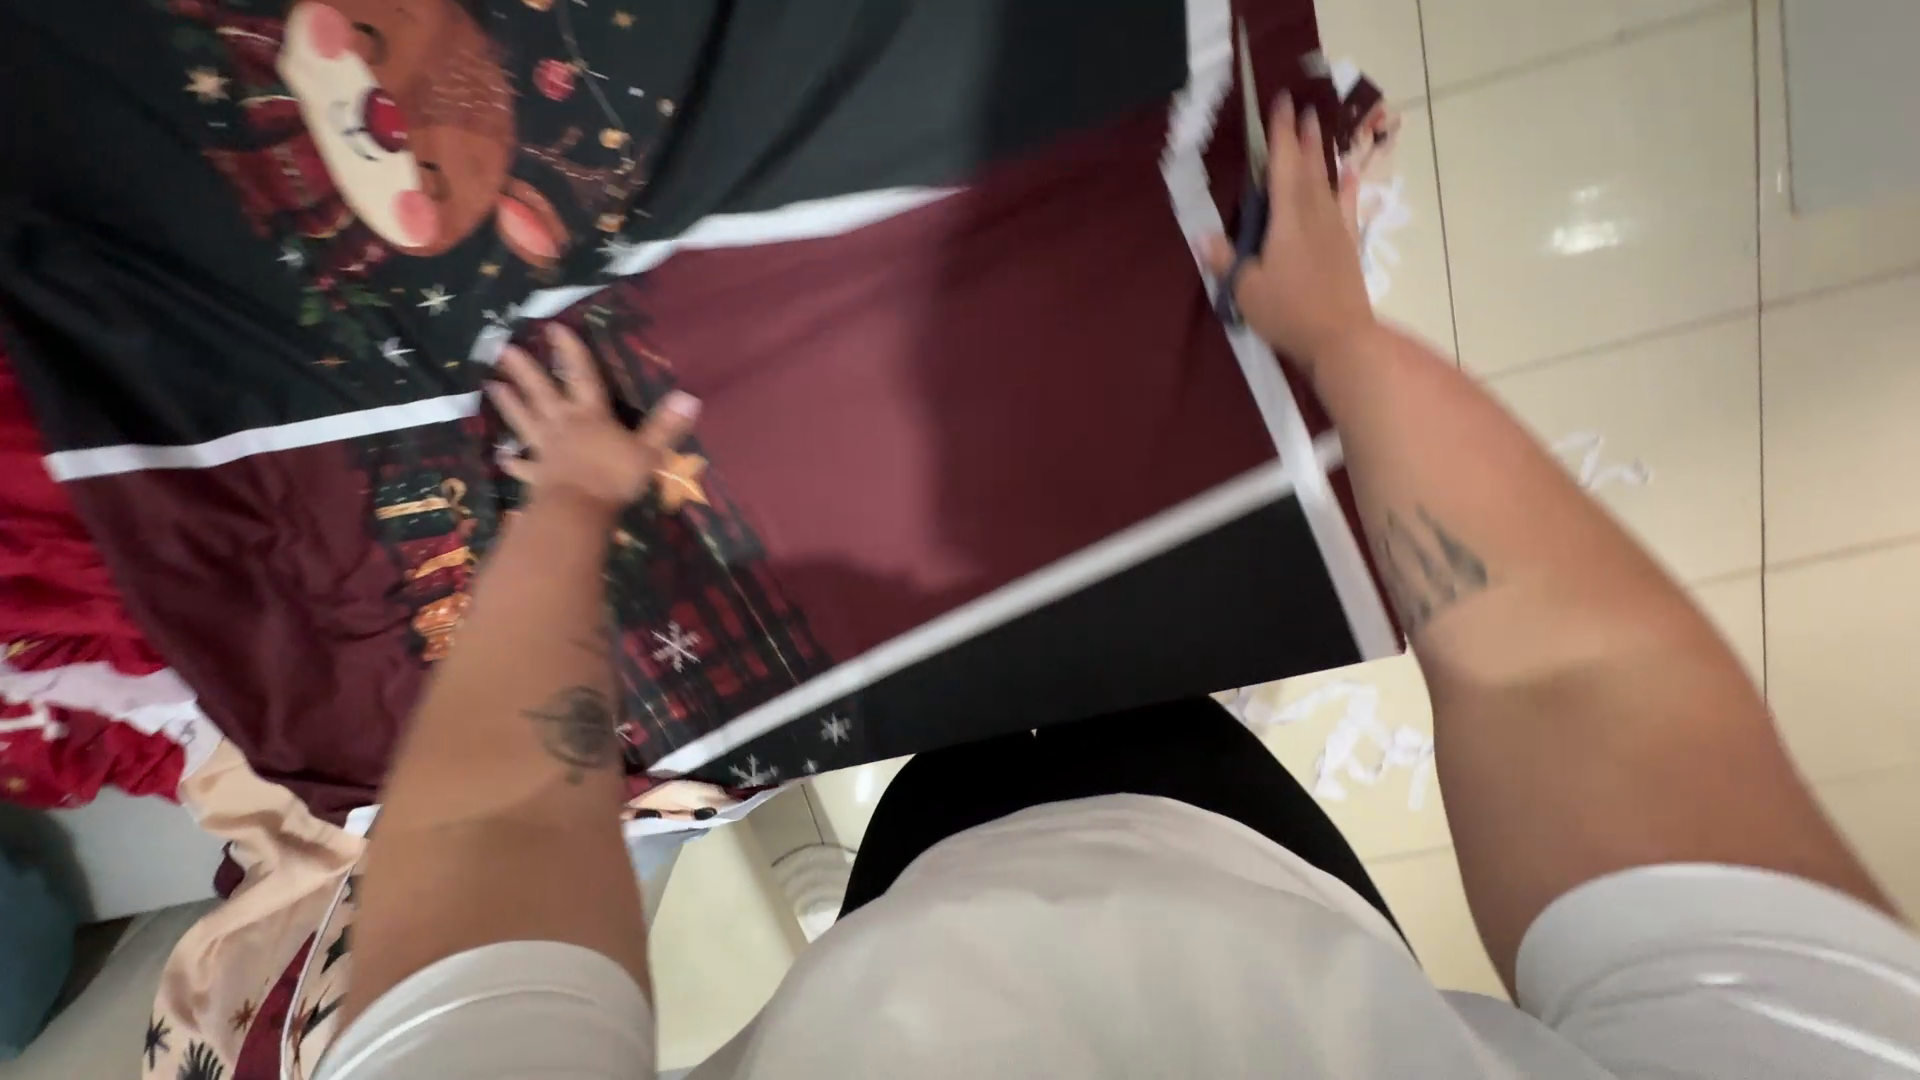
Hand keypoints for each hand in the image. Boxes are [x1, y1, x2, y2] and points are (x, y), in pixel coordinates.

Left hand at [487, 325, 700, 512]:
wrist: (578, 510)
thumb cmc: (614, 477)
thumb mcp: (649, 451)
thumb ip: (666, 425)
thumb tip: (690, 397)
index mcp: (592, 416)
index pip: (583, 378)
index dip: (571, 353)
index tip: (554, 328)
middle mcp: (564, 426)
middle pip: (542, 394)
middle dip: (526, 372)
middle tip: (503, 350)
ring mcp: (546, 450)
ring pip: (525, 422)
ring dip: (510, 405)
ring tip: (491, 387)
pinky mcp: (538, 476)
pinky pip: (524, 466)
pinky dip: (513, 461)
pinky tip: (502, 457)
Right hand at [1203, 95, 1378, 374]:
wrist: (1340, 337)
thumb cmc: (1288, 312)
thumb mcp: (1247, 291)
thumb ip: (1227, 261)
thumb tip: (1205, 237)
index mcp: (1288, 220)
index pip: (1283, 167)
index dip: (1279, 135)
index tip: (1280, 104)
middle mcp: (1315, 215)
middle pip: (1309, 168)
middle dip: (1303, 137)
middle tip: (1302, 108)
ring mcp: (1335, 229)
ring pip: (1328, 182)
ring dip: (1321, 155)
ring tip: (1319, 132)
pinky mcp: (1346, 246)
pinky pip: (1345, 206)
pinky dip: (1345, 187)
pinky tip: (1348, 177)